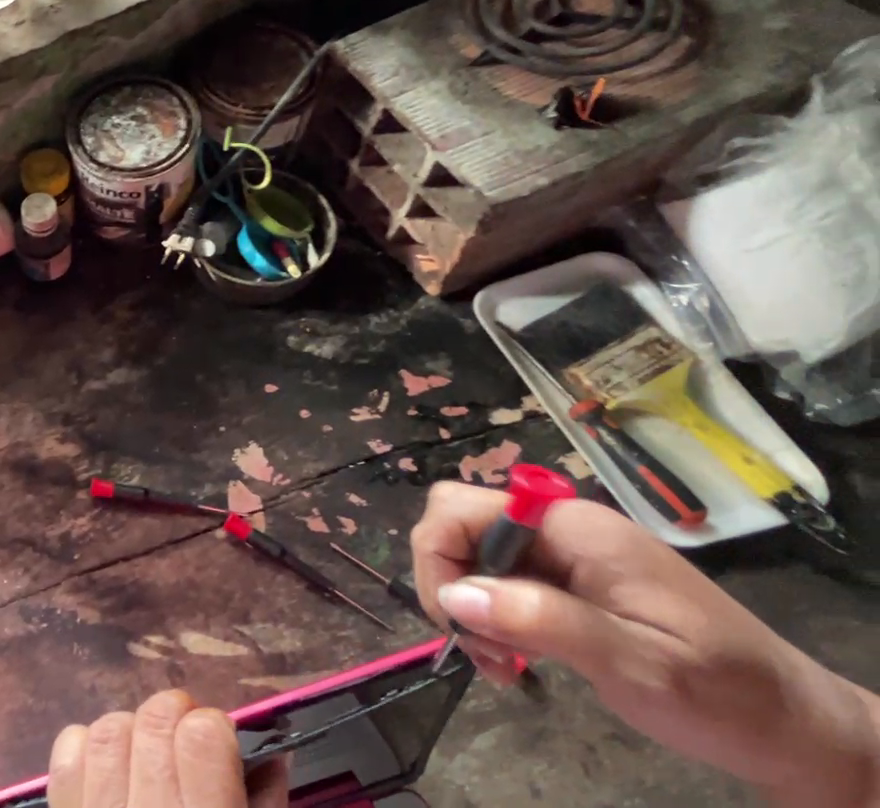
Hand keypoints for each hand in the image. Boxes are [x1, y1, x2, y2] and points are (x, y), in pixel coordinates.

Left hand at [47, 689, 288, 807]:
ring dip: (133, 728)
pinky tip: (112, 765)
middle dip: (173, 716)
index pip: (201, 741)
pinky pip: (67, 756)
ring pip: (108, 732)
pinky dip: (89, 745)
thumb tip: (272, 750)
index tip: (219, 735)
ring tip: (150, 751)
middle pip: (152, 726)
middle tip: (187, 735)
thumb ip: (266, 804)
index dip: (213, 726)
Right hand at [412, 481, 879, 806]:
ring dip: (469, 608)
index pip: (460, 508)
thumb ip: (544, 620)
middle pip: (457, 526)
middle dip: (448, 583)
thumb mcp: (636, 663)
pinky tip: (514, 657)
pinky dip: (491, 618)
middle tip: (477, 644)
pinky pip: (498, 581)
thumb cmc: (723, 693)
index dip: (439, 558)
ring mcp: (563, 553)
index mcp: (572, 527)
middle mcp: (559, 528)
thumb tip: (456, 595)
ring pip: (470, 556)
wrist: (796, 727)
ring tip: (501, 663)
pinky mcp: (566, 582)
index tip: (458, 623)